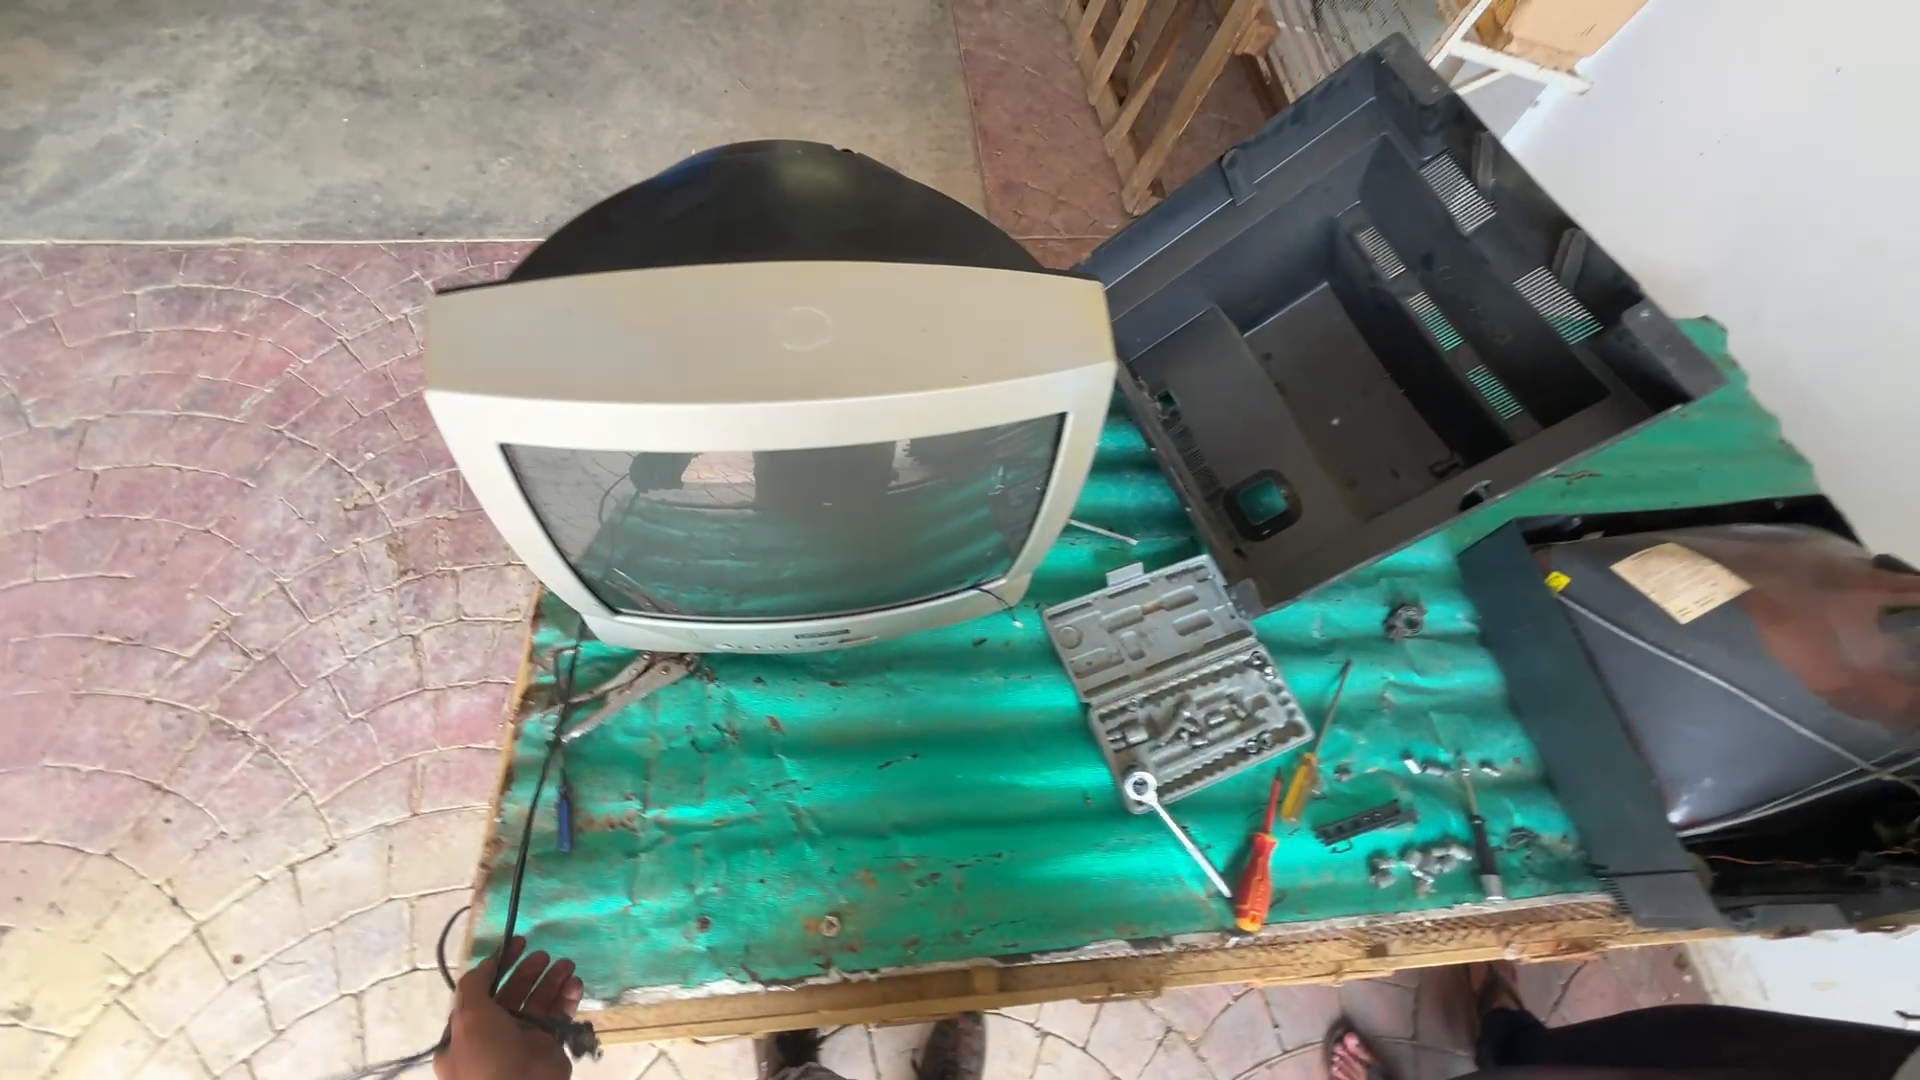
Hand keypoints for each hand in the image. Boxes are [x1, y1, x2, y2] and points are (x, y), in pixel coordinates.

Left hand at [434, 937, 583, 1079]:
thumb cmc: (487, 1055)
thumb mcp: (468, 1017)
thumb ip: (474, 985)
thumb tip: (487, 961)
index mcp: (466, 1034)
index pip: (483, 991)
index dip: (499, 965)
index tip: (520, 942)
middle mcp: (493, 1036)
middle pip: (513, 993)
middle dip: (529, 971)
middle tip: (544, 955)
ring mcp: (522, 1040)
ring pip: (539, 1000)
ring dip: (553, 979)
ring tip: (567, 966)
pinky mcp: (549, 1044)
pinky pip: (559, 1014)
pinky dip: (568, 997)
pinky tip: (575, 985)